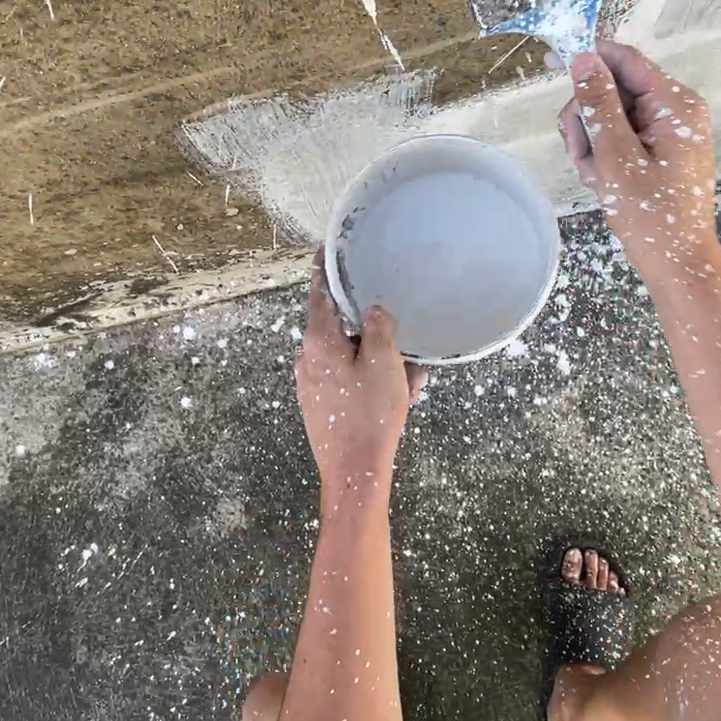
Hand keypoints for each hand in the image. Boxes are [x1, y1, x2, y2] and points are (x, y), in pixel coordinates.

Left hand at [295, 251, 426, 502]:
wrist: (354, 473)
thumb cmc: (369, 414)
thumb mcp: (384, 362)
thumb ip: (379, 327)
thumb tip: (373, 311)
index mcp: (318, 340)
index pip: (319, 292)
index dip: (324, 267)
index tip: (327, 247)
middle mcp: (308, 357)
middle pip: (342, 328)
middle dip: (375, 332)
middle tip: (404, 339)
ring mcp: (312, 382)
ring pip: (352, 357)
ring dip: (382, 361)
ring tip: (412, 377)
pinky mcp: (321, 403)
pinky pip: (349, 379)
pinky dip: (373, 380)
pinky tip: (402, 394)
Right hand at [557, 36, 720, 270]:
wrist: (677, 264)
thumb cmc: (651, 215)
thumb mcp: (616, 157)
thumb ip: (599, 105)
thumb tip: (584, 59)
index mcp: (674, 105)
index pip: (625, 60)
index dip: (587, 57)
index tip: (549, 60)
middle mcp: (675, 110)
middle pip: (612, 90)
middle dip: (586, 119)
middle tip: (578, 155)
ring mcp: (667, 131)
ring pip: (609, 116)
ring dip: (591, 144)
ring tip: (596, 178)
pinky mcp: (659, 150)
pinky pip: (619, 137)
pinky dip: (603, 156)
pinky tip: (604, 183)